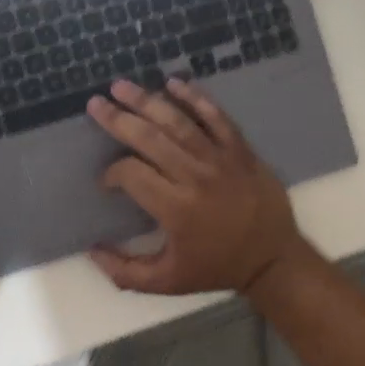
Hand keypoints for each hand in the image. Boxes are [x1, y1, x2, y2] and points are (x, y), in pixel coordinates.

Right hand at [85, 77, 314, 294]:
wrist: (272, 259)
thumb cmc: (216, 268)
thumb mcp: (166, 282)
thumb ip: (124, 271)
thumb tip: (92, 251)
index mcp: (175, 209)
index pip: (132, 174)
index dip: (112, 173)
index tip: (106, 182)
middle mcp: (195, 177)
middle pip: (150, 138)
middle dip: (118, 119)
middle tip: (96, 104)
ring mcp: (221, 160)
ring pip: (179, 122)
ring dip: (148, 101)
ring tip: (122, 85)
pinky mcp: (241, 151)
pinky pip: (217, 118)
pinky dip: (196, 98)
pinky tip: (174, 83)